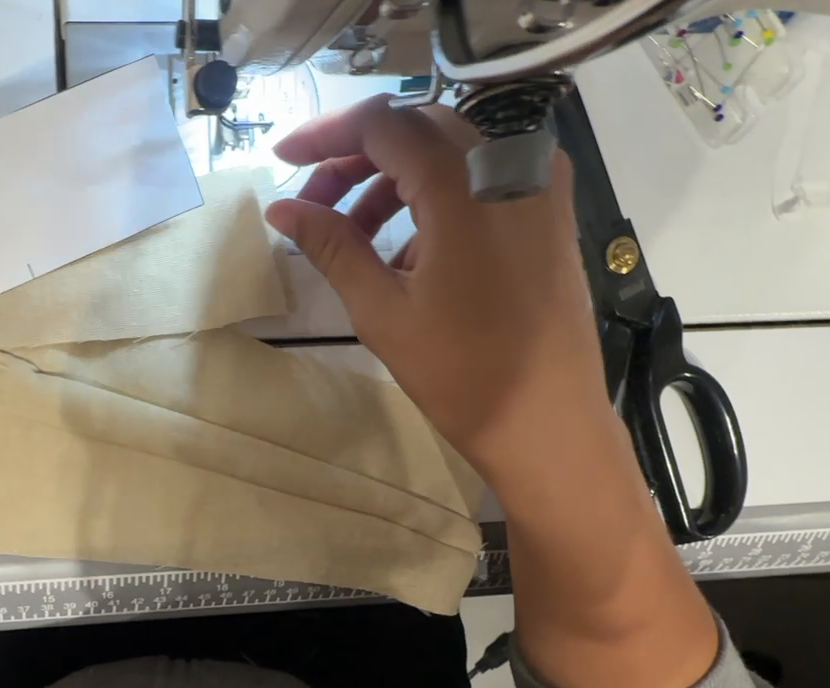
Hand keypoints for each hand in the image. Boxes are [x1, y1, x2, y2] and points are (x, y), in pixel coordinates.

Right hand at [264, 97, 614, 489]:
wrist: (544, 418)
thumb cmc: (459, 371)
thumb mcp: (382, 310)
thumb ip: (332, 246)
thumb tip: (282, 208)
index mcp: (463, 186)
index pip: (384, 125)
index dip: (327, 134)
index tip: (284, 155)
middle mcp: (508, 166)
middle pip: (417, 131)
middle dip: (356, 160)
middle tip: (314, 205)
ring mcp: (535, 188)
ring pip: (449, 154)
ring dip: (392, 182)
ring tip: (353, 238)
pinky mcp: (547, 214)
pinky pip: (480, 182)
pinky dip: (433, 200)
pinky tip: (406, 253)